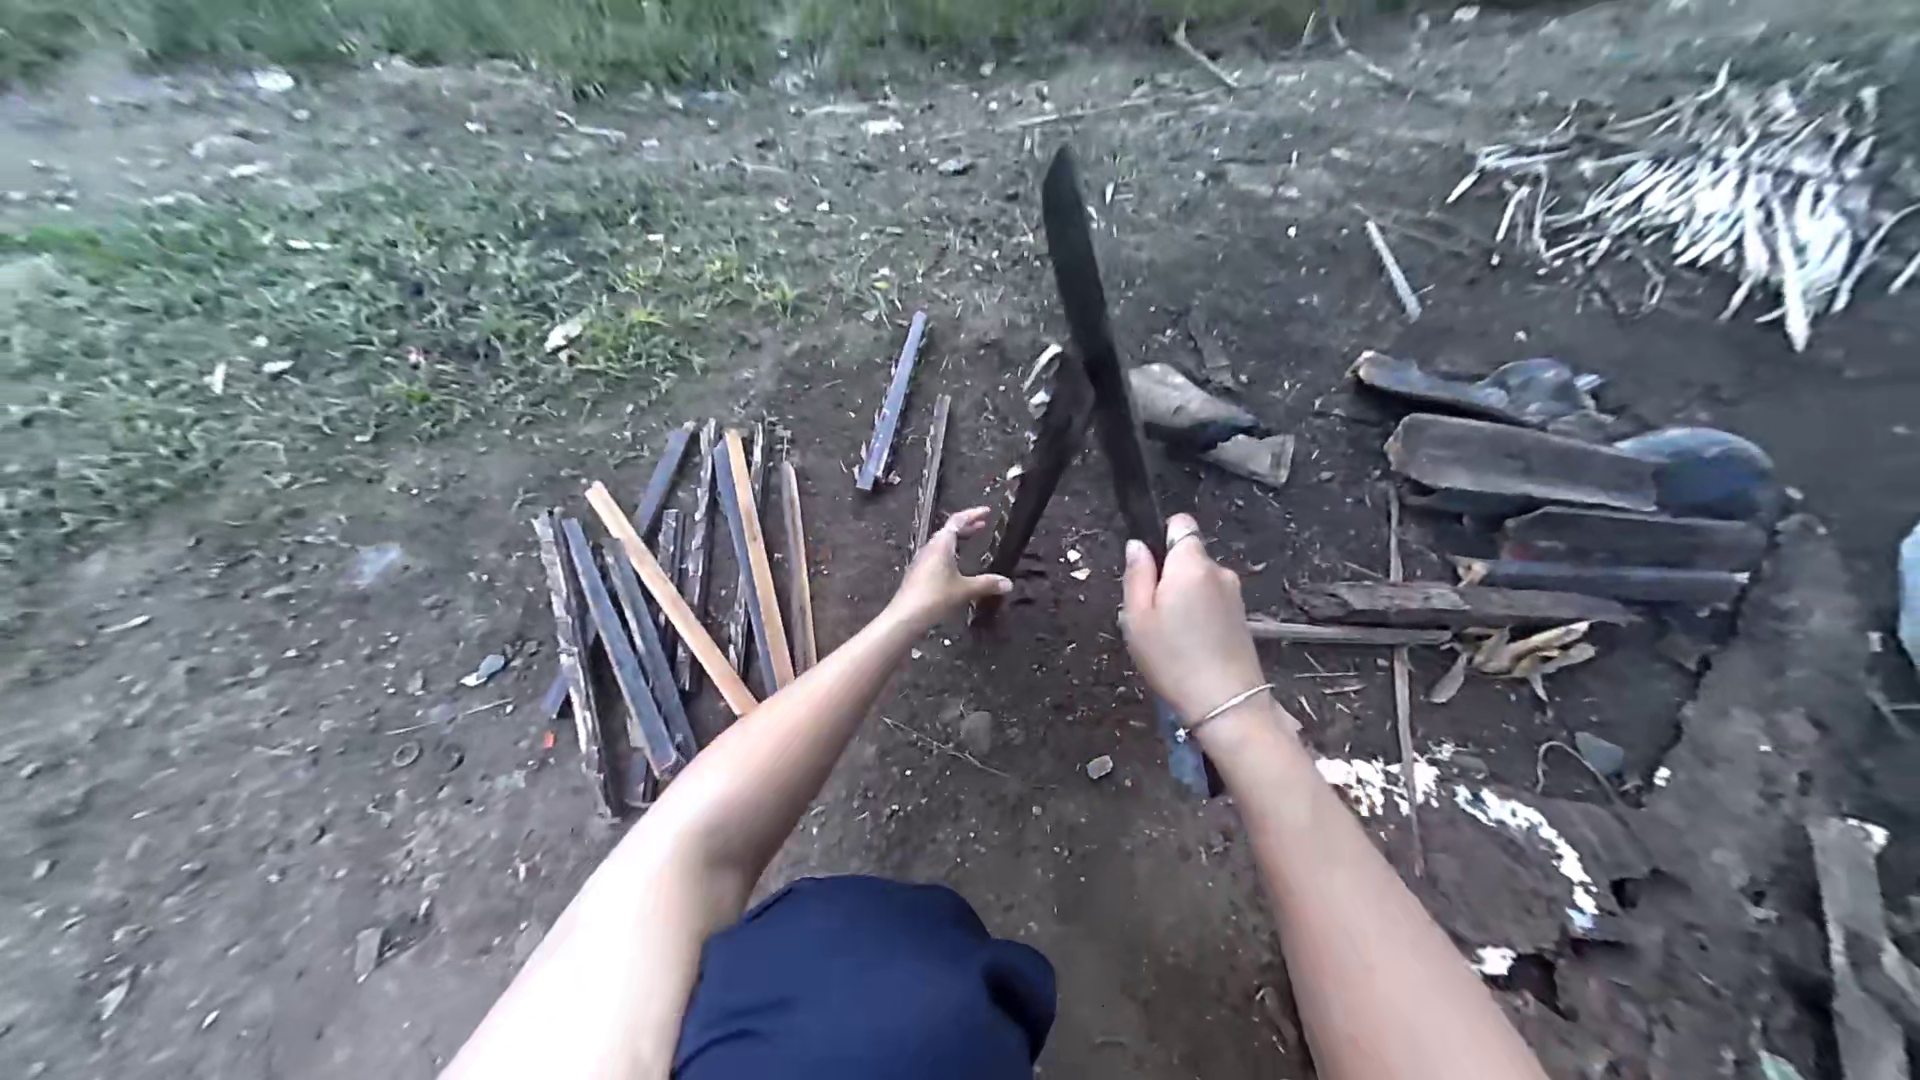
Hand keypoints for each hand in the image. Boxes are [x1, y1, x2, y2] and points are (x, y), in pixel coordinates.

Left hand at [889, 507, 1011, 627]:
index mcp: (942, 545)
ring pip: (943, 542)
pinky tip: (956, 563)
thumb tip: (1007, 583)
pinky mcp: (919, 572)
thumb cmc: (935, 597)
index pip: (958, 520)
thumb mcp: (965, 590)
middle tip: (982, 524)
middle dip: (967, 525)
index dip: (973, 514)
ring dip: (958, 538)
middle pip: (949, 529)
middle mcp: (931, 548)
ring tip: (972, 540)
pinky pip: (937, 554)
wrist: (906, 616)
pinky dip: (951, 551)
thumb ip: (987, 584)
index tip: (986, 512)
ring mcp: (923, 560)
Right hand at [1120, 514, 1266, 723]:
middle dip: (1168, 574)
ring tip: (1169, 633)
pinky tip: (1189, 643)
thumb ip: (1136, 575)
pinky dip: (1198, 613)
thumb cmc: (1172, 658)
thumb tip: (1137, 546)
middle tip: (1151, 611)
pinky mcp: (1242, 616)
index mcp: (1191, 564)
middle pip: (1188, 556)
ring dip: (1183, 596)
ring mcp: (1234, 594)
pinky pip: (1211, 600)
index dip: (1161, 537)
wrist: (1226, 704)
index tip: (1148, 568)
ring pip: (1199, 580)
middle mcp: (1218, 571)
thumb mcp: (1137, 617)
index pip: (1181, 524)